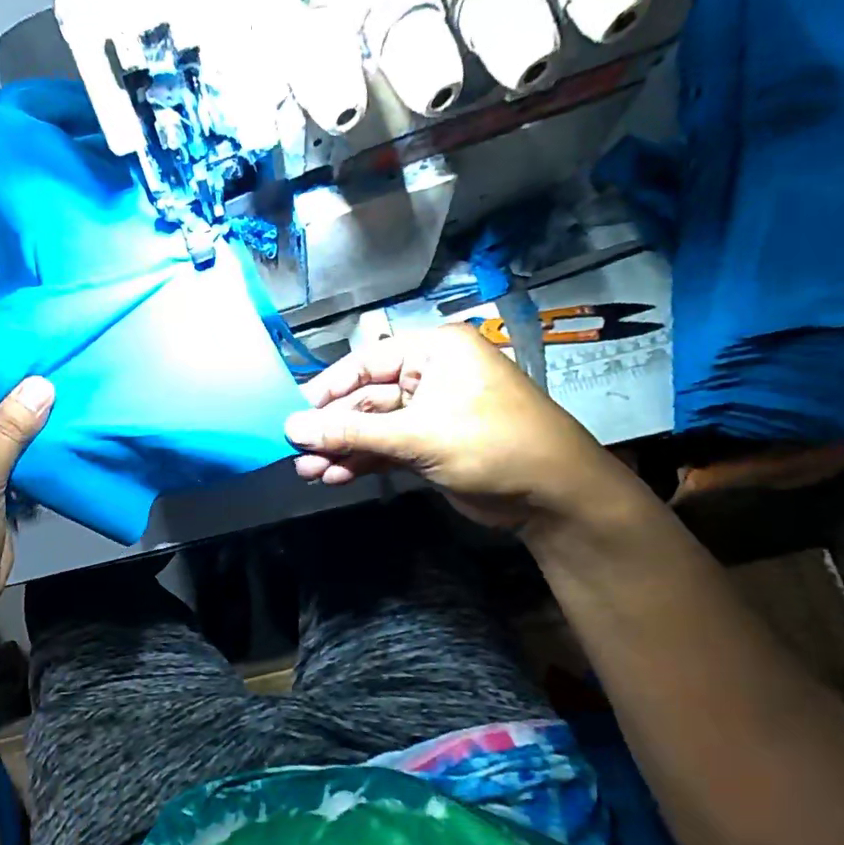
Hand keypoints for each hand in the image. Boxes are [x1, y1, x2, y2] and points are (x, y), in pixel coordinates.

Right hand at [282, 324, 642, 533]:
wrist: (551, 493)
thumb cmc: (491, 443)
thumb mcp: (419, 434)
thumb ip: (353, 433)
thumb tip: (292, 428)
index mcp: (434, 351)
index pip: (367, 362)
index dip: (328, 389)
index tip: (292, 414)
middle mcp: (430, 375)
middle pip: (367, 399)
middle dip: (333, 428)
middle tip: (296, 453)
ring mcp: (431, 413)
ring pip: (375, 428)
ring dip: (343, 450)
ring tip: (308, 472)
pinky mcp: (432, 446)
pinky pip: (388, 449)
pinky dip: (364, 463)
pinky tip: (336, 477)